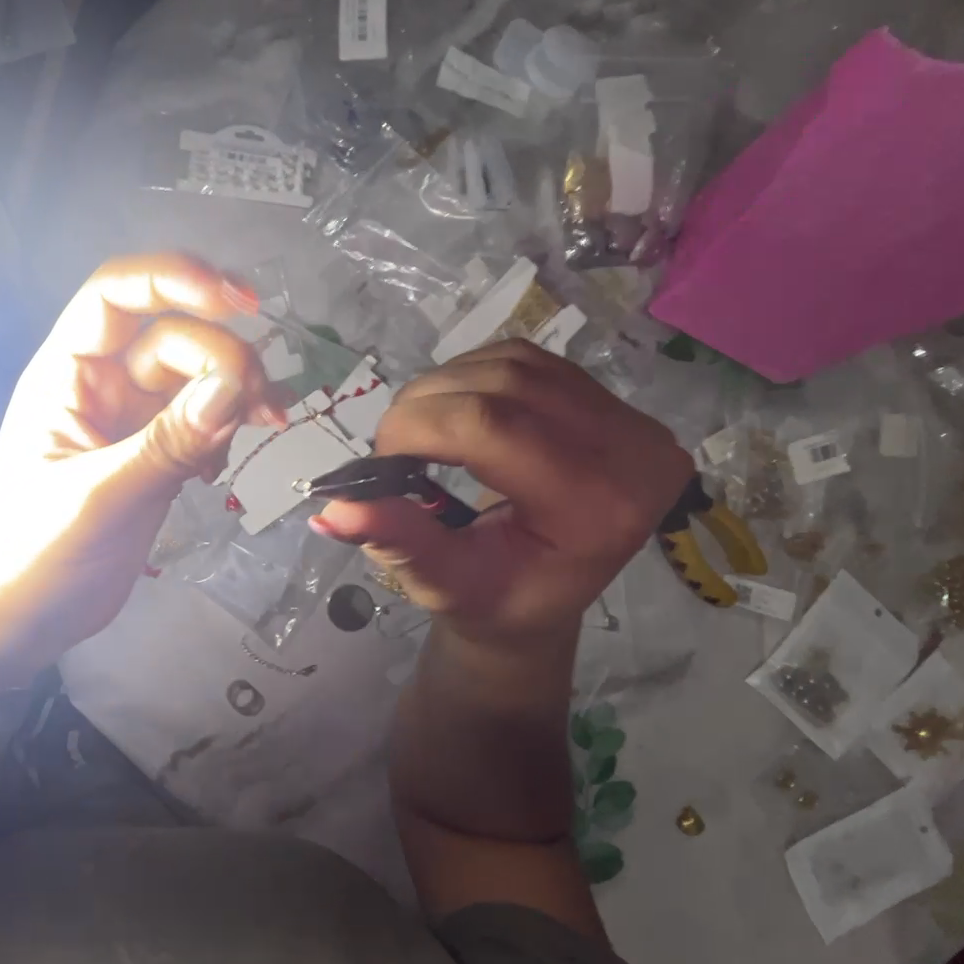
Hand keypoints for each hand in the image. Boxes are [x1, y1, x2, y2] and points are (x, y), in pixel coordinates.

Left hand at [0, 254, 282, 683]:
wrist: (19, 624)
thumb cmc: (33, 555)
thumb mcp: (100, 496)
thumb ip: (166, 442)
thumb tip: (234, 384)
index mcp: (63, 377)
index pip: (114, 298)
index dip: (172, 280)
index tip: (237, 300)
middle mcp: (97, 389)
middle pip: (171, 338)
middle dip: (221, 356)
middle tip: (261, 403)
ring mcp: (126, 426)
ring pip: (192, 381)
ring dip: (234, 392)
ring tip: (267, 423)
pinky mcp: (150, 461)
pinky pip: (197, 425)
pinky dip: (221, 432)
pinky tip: (219, 468)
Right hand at [310, 340, 690, 649]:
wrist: (536, 600)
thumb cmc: (492, 603)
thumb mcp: (442, 583)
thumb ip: (398, 541)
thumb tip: (331, 510)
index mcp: (597, 507)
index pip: (493, 427)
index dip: (417, 428)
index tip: (379, 462)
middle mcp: (633, 453)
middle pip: (502, 385)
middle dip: (424, 407)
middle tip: (390, 450)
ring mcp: (628, 420)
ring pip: (510, 364)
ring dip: (443, 387)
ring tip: (416, 433)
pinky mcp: (608, 400)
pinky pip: (524, 360)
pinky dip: (470, 376)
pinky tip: (452, 413)